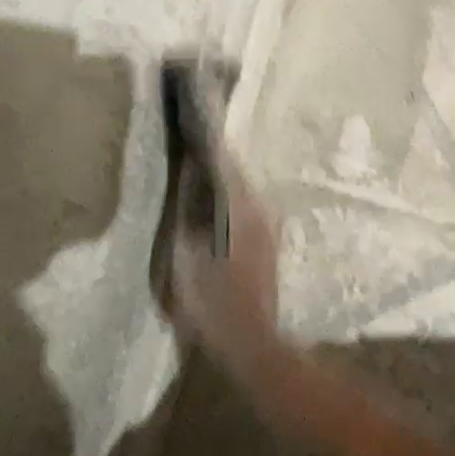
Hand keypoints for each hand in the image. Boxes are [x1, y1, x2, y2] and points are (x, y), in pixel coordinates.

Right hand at [168, 145, 282, 366]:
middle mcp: (261, 207)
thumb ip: (188, 207)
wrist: (250, 343)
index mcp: (241, 206)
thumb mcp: (185, 254)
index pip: (225, 157)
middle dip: (213, 152)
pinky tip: (208, 198)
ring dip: (220, 173)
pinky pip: (243, 204)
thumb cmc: (211, 302)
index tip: (191, 112)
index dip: (208, 136)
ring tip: (193, 161)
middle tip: (187, 134)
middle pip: (235, 169)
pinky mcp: (267, 239)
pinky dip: (226, 194)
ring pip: (240, 186)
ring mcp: (269, 224)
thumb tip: (191, 169)